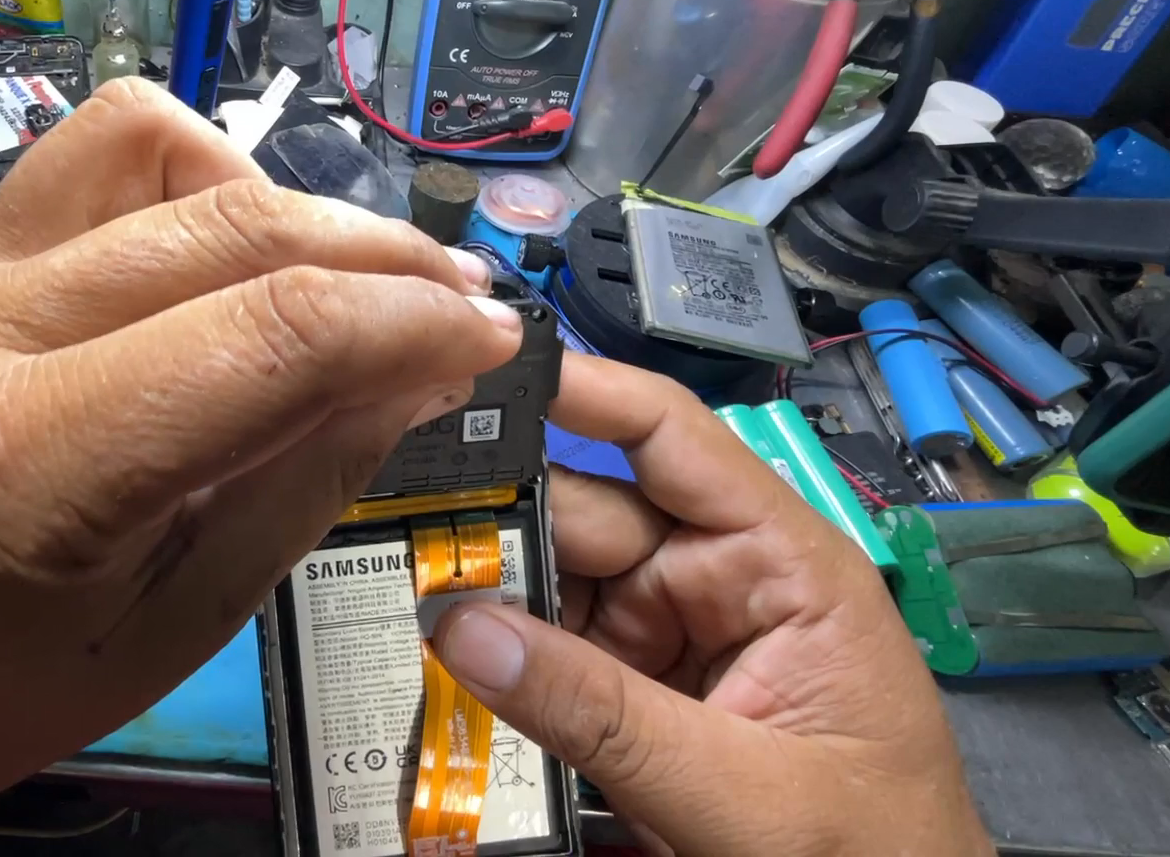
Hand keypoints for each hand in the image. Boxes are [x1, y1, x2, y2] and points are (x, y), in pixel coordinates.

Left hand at [0, 80, 523, 853]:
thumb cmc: (21, 683)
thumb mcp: (198, 607)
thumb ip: (317, 469)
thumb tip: (424, 358)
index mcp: (23, 466)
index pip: (266, 336)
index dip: (406, 320)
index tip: (488, 336)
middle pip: (227, 230)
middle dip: (376, 258)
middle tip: (452, 300)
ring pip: (151, 140)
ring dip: (278, 200)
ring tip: (329, 277)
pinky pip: (91, 155)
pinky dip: (189, 179)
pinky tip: (220, 256)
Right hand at [434, 354, 988, 855]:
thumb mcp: (749, 800)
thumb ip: (602, 716)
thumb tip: (459, 628)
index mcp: (772, 556)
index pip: (667, 435)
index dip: (579, 389)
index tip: (483, 368)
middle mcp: (703, 567)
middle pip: (577, 508)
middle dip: (494, 516)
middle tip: (398, 518)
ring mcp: (653, 619)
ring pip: (544, 569)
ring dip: (482, 582)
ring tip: (402, 584)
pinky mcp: (617, 671)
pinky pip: (537, 634)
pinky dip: (489, 639)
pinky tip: (436, 641)